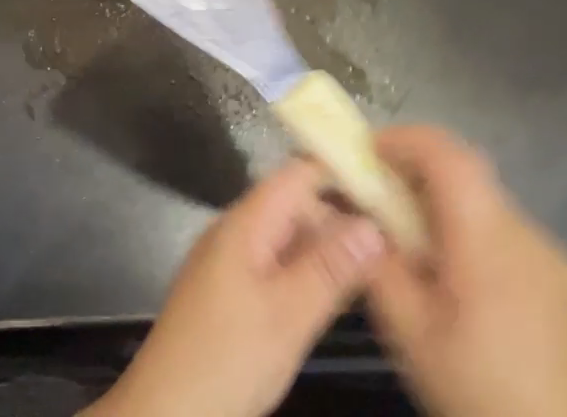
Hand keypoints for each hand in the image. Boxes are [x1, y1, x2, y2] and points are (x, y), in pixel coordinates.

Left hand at [85, 158, 384, 416]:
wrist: (167, 409)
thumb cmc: (226, 359)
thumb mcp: (288, 315)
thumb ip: (330, 268)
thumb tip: (373, 223)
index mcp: (244, 224)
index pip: (297, 175)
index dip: (342, 173)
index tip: (392, 184)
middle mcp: (234, 232)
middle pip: (295, 205)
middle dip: (342, 216)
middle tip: (399, 237)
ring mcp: (230, 261)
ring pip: (288, 238)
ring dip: (329, 248)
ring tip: (383, 264)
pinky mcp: (231, 290)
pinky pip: (277, 264)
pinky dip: (308, 272)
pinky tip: (339, 294)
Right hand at [359, 127, 566, 416]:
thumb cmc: (484, 394)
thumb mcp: (411, 335)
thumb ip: (377, 265)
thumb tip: (344, 215)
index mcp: (488, 242)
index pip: (447, 154)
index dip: (401, 140)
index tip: (362, 155)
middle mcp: (531, 238)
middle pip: (467, 181)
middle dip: (414, 182)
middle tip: (374, 214)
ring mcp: (559, 263)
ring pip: (489, 214)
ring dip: (446, 218)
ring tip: (416, 266)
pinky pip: (514, 246)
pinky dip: (477, 247)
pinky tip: (465, 299)